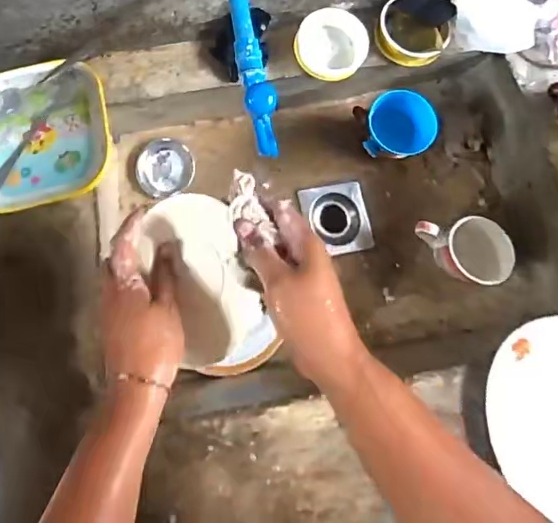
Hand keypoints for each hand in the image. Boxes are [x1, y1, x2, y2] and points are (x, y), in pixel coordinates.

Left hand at [101, 208, 183, 388]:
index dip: (133, 224)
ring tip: (145, 251)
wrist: (135, 389)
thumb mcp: (167, 307)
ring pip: (111, 271)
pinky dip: (125, 274)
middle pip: (112, 255)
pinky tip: (140, 280)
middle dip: (125, 239)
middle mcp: (108, 289)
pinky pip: (114, 285)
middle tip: (144, 229)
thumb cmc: (156, 345)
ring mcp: (105, 305)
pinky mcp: (108, 320)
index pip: (123, 243)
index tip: (144, 210)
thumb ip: (164, 274)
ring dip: (124, 257)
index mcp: (122, 281)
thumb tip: (165, 246)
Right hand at [235, 199, 368, 390]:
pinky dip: (262, 267)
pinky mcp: (300, 291)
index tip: (234, 198)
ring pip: (277, 250)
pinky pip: (278, 270)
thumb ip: (260, 252)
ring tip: (230, 245)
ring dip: (257, 248)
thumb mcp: (278, 282)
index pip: (281, 210)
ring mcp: (305, 272)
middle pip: (279, 229)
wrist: (331, 359)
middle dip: (255, 225)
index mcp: (308, 243)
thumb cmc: (307, 316)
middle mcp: (308, 253)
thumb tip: (243, 224)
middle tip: (226, 223)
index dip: (260, 203)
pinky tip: (244, 271)